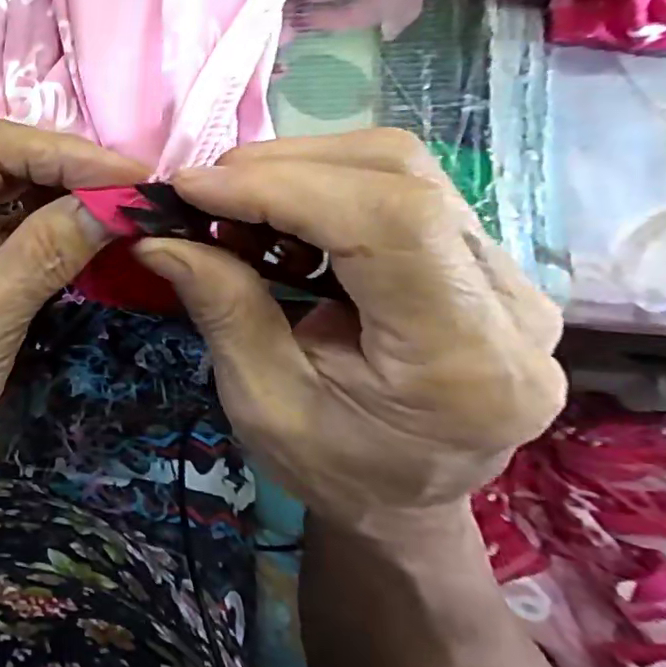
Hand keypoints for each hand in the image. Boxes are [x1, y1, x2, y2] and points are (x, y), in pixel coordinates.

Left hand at [0, 120, 146, 523]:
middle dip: (71, 170)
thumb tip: (117, 202)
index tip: (128, 175)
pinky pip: (18, 222)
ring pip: (15, 188)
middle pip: (4, 161)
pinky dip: (60, 221)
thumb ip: (47, 251)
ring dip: (70, 192)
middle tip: (138, 189)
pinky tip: (98, 225)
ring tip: (129, 203)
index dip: (61, 153)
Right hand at [134, 129, 565, 533]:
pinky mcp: (476, 258)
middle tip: (198, 194)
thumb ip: (223, 308)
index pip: (389, 224)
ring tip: (230, 202)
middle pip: (399, 178)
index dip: (281, 187)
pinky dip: (317, 181)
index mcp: (463, 360)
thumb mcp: (260, 401)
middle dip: (280, 167)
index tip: (189, 188)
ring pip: (400, 167)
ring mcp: (503, 273)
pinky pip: (396, 187)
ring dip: (296, 166)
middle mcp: (508, 303)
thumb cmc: (332, 467)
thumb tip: (158, 237)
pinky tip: (272, 212)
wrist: (405, 499)